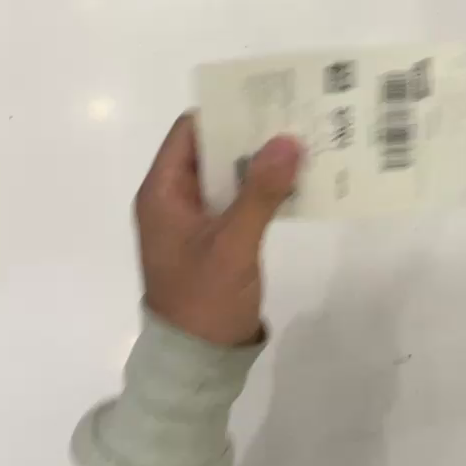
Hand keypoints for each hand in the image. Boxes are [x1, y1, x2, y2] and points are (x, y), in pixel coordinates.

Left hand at [135, 114, 302, 346]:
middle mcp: (173, 198)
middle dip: (250, 134)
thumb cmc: (204, 301)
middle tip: (295, 117)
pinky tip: (296, 182)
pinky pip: (237, 198)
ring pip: (227, 173)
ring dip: (260, 161)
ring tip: (303, 143)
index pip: (189, 132)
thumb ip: (260, 192)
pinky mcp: (213, 236)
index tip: (266, 99)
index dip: (225, 112)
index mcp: (162, 192)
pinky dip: (262, 188)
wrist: (196, 366)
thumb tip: (288, 140)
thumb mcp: (233, 244)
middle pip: (211, 149)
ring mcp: (194, 218)